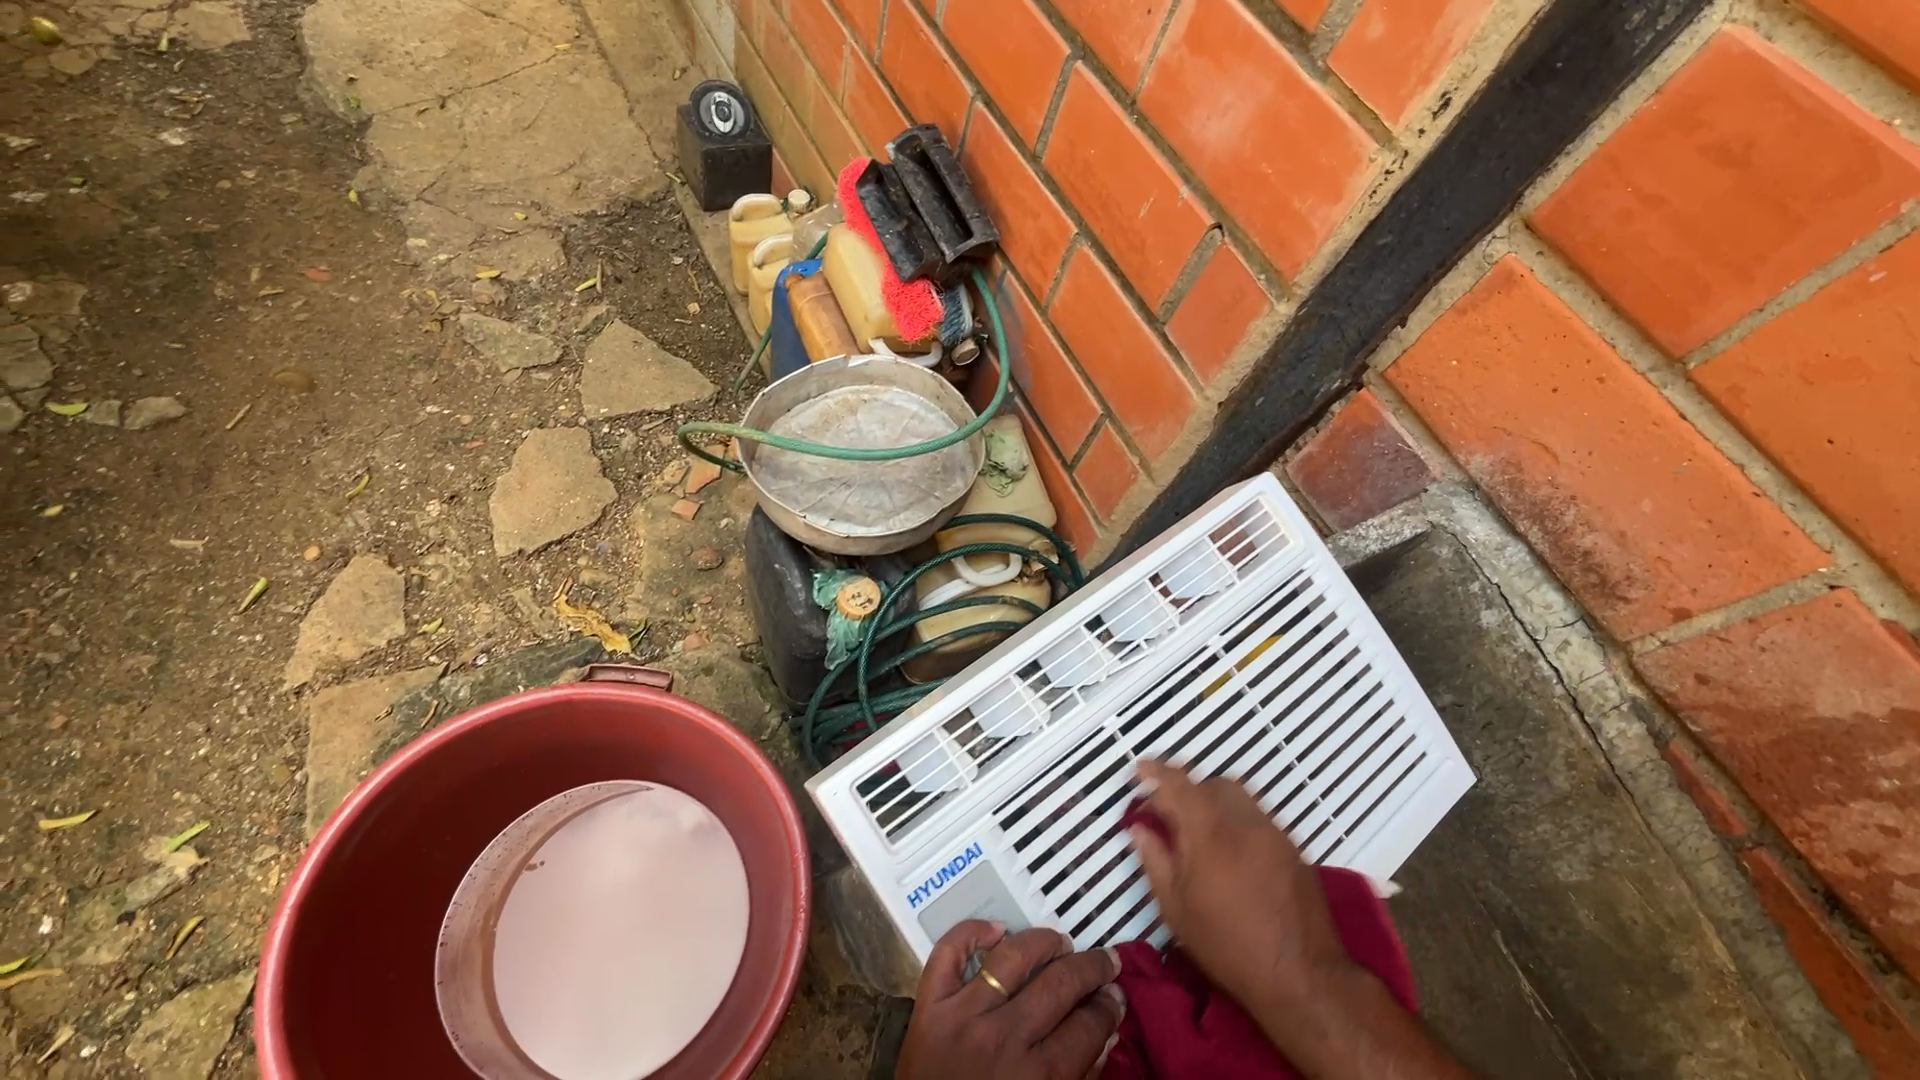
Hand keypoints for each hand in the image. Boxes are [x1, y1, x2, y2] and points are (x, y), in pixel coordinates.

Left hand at [898, 921, 1126, 1079]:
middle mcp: (1003, 1038)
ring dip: (1044, 942)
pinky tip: (997, 928)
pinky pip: (949, 952)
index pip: (1088, 1025)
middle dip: (1091, 969)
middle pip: (1059, 984)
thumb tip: (1102, 1035)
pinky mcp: (930, 1003)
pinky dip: (971, 931)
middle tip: (1103, 963)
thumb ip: (1077, 1076)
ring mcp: (963, 1014)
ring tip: (1060, 942)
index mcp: (1038, 1077)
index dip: (1108, 1005)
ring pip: (1013, 957)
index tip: (1114, 995)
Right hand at [1127, 760, 1356, 1015]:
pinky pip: (1258, 818)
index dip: (1155, 771)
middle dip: (1186, 790)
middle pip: (1211, 783)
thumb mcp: (1176, 908)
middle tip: (1168, 817)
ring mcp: (1274, 832)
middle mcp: (1244, 821)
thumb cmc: (1228, 946)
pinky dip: (1236, 821)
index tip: (1139, 772)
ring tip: (1199, 834)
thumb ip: (1155, 860)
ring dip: (1213, 803)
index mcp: (1209, 832)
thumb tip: (1139, 830)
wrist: (1302, 976)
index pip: (1178, 783)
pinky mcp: (1293, 848)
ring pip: (1238, 797)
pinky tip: (1230, 855)